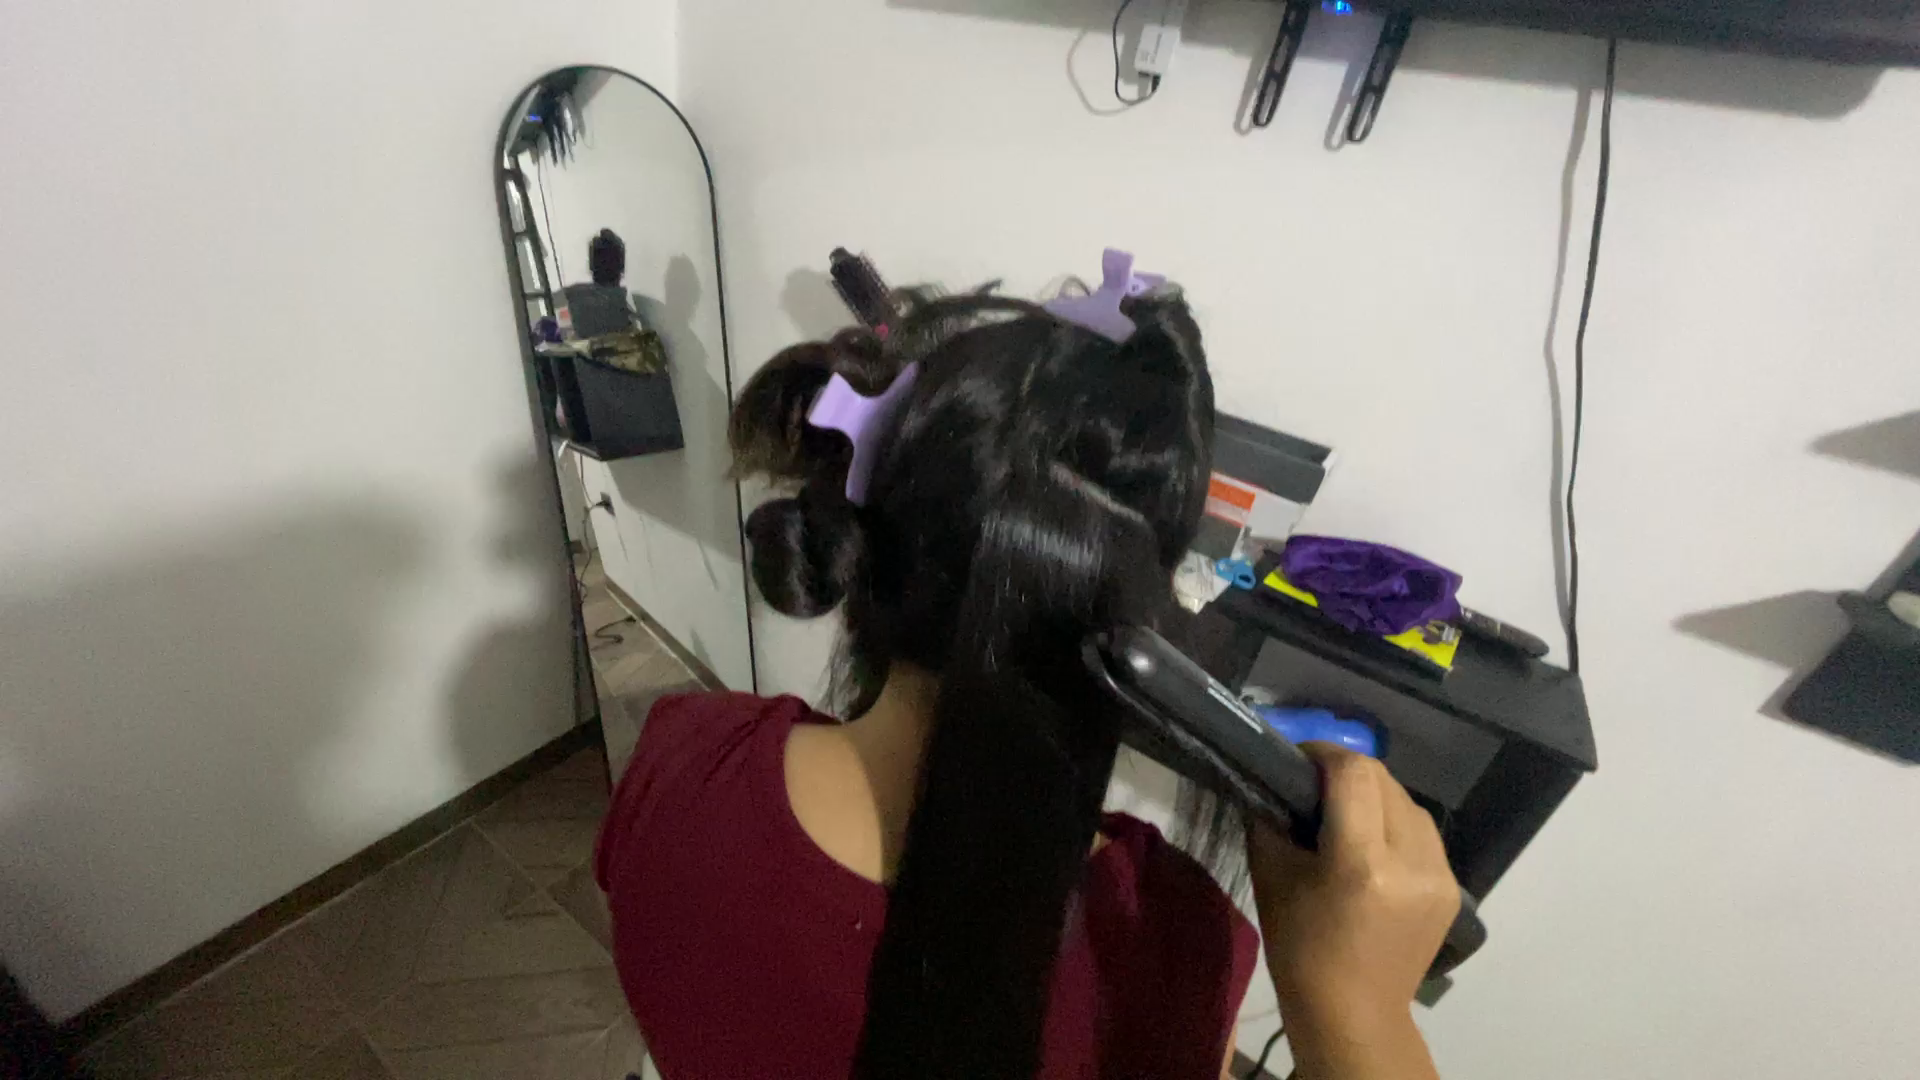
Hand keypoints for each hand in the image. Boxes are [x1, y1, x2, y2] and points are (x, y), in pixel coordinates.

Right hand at [1247, 743, 1459, 1037]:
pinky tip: (1368, 836)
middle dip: (1344, 770)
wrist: (1353, 1011)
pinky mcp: (1450, 888)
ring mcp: (1439, 877)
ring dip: (1371, 792)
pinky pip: (1421, 829)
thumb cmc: (1299, 944)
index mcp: (1362, 862)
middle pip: (1383, 779)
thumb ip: (1272, 816)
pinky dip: (1391, 818)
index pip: (1354, 773)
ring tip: (1341, 808)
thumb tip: (1274, 780)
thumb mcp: (1270, 872)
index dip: (1322, 752)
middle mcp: (1411, 862)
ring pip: (1406, 800)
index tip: (1296, 757)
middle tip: (1311, 781)